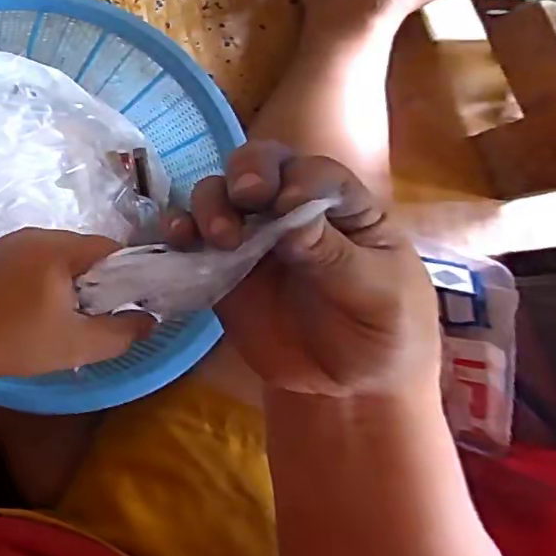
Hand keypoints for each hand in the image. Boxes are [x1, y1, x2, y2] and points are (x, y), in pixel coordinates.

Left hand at [0, 229, 150, 380]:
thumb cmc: (16, 342)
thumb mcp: (81, 345)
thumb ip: (124, 330)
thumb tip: (149, 318)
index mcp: (56, 248)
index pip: (110, 248)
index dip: (130, 273)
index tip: (133, 302)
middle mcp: (30, 236)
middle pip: (81, 248)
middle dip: (98, 277)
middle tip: (99, 313)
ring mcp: (5, 243)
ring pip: (55, 254)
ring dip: (69, 277)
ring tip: (66, 313)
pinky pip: (29, 258)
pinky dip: (42, 276)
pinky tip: (35, 306)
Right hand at [163, 141, 438, 398]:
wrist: (338, 389)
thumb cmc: (380, 339)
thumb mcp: (378, 299)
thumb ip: (334, 256)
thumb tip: (290, 216)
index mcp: (346, 212)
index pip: (318, 174)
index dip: (300, 179)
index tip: (289, 206)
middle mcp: (290, 212)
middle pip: (259, 166)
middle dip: (246, 172)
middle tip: (244, 197)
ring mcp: (248, 234)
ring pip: (216, 193)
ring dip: (211, 205)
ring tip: (219, 240)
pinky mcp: (213, 259)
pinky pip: (186, 230)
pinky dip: (175, 227)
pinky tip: (177, 239)